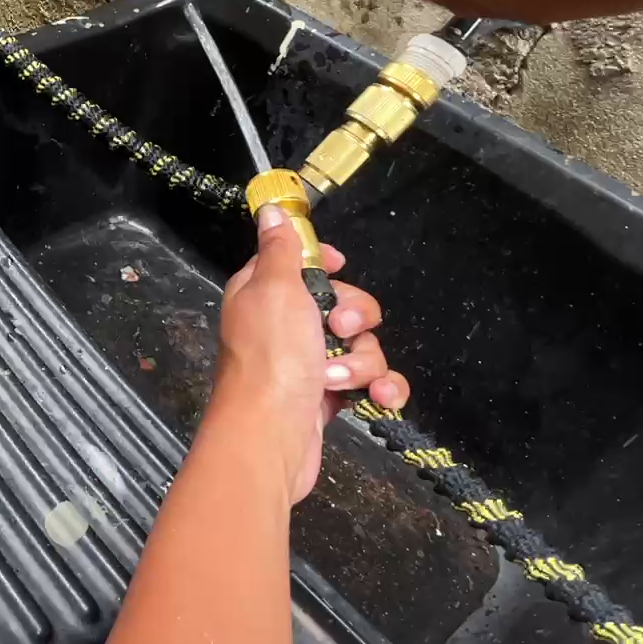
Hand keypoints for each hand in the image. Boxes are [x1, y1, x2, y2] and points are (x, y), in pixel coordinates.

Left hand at [215, 205, 408, 503]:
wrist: (271, 432)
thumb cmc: (271, 355)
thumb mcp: (273, 288)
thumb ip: (279, 249)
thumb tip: (271, 211)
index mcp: (262, 292)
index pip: (296, 262)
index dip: (322, 261)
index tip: (338, 265)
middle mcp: (283, 323)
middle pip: (343, 302)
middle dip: (356, 315)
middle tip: (341, 328)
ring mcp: (307, 360)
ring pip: (361, 343)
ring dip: (362, 359)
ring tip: (338, 377)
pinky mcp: (328, 394)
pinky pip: (369, 381)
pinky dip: (380, 387)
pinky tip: (379, 397)